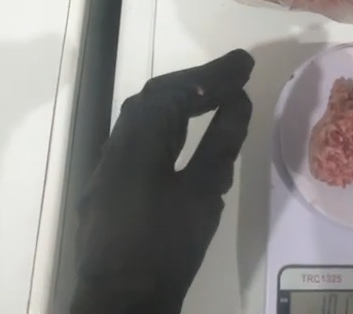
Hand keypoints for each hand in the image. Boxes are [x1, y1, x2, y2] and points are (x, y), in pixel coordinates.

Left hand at [69, 49, 254, 313]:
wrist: (116, 308)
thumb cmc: (164, 249)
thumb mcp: (203, 194)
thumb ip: (220, 142)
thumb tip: (238, 100)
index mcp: (139, 138)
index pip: (179, 90)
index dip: (214, 74)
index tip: (245, 63)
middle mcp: (118, 143)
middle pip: (158, 98)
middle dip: (198, 83)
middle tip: (236, 76)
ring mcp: (108, 167)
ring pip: (146, 119)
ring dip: (182, 104)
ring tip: (217, 99)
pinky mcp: (107, 189)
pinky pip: (139, 141)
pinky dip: (168, 129)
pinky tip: (188, 141)